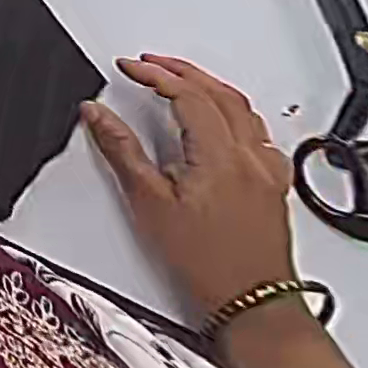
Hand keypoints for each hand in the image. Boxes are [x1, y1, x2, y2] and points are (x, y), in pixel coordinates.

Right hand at [81, 54, 295, 314]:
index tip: (128, 66)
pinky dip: (232, 109)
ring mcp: (267, 171)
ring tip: (177, 77)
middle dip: (179, 70)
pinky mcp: (272, 184)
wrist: (251, 306)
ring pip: (242, 108)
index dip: (154, 74)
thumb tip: (96, 113)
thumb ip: (120, 148)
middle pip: (218, 93)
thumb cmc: (205, 262)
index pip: (187, 95)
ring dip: (207, 84)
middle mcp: (251, 158)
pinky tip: (219, 116)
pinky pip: (256, 131)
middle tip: (148, 62)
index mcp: (220, 157)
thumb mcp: (148, 201)